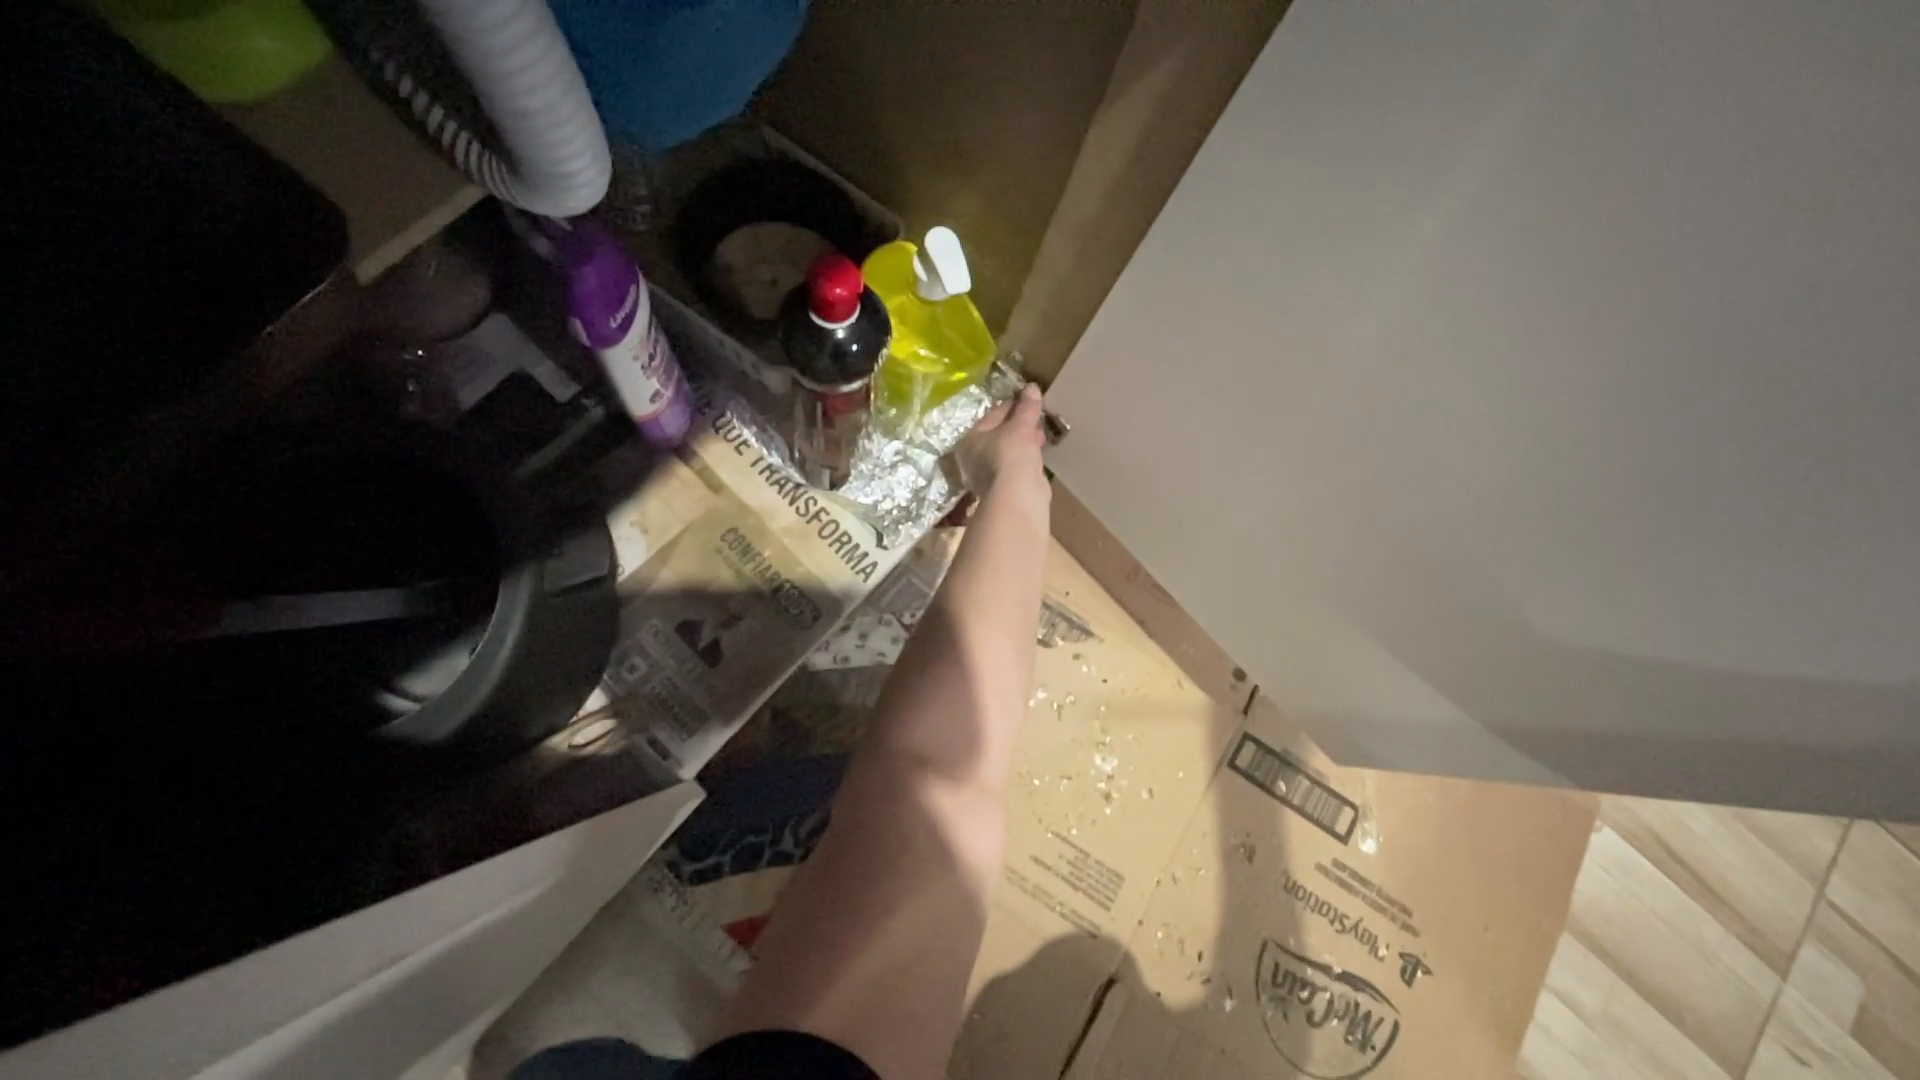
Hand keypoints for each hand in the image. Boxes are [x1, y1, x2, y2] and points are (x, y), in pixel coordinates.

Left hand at [956, 383, 1048, 500]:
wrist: (1017, 495)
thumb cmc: (1010, 454)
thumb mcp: (1020, 426)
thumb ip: (1026, 407)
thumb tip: (1032, 387)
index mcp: (970, 439)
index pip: (992, 415)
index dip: (1011, 404)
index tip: (1027, 396)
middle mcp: (974, 457)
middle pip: (999, 433)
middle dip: (1018, 423)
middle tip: (1036, 412)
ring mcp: (989, 474)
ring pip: (1009, 449)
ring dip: (1024, 438)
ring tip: (1041, 428)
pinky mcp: (1005, 486)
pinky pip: (1017, 462)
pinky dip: (1027, 454)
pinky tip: (1040, 447)